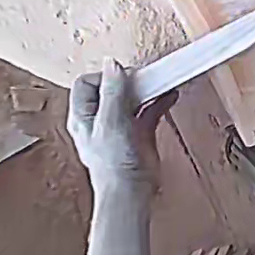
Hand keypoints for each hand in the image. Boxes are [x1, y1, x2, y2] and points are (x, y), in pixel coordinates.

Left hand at [68, 61, 173, 196]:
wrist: (131, 189)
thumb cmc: (113, 161)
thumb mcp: (110, 121)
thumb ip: (112, 92)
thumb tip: (113, 65)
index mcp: (83, 115)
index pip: (88, 83)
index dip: (106, 77)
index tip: (127, 77)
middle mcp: (101, 118)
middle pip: (112, 89)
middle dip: (129, 81)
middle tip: (146, 78)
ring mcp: (121, 125)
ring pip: (133, 99)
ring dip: (147, 90)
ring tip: (161, 83)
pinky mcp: (140, 133)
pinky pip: (150, 112)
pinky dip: (160, 102)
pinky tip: (170, 96)